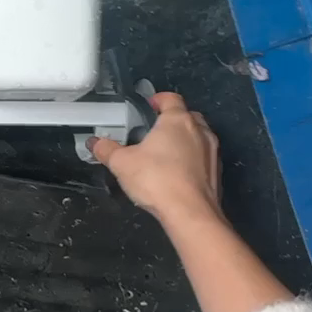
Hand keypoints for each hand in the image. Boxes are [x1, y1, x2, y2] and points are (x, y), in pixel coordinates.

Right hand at [89, 92, 222, 235]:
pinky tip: (178, 172)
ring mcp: (212, 151)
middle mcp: (199, 130)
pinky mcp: (217, 171)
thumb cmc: (156, 179)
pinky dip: (193, 158)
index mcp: (177, 121)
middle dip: (173, 119)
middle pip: (188, 116)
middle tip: (155, 129)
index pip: (171, 99)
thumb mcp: (121, 163)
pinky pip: (204, 156)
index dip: (159, 99)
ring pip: (199, 136)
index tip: (148, 105)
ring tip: (166, 152)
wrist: (190, 213)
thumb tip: (93, 142)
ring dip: (185, 139)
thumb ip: (106, 150)